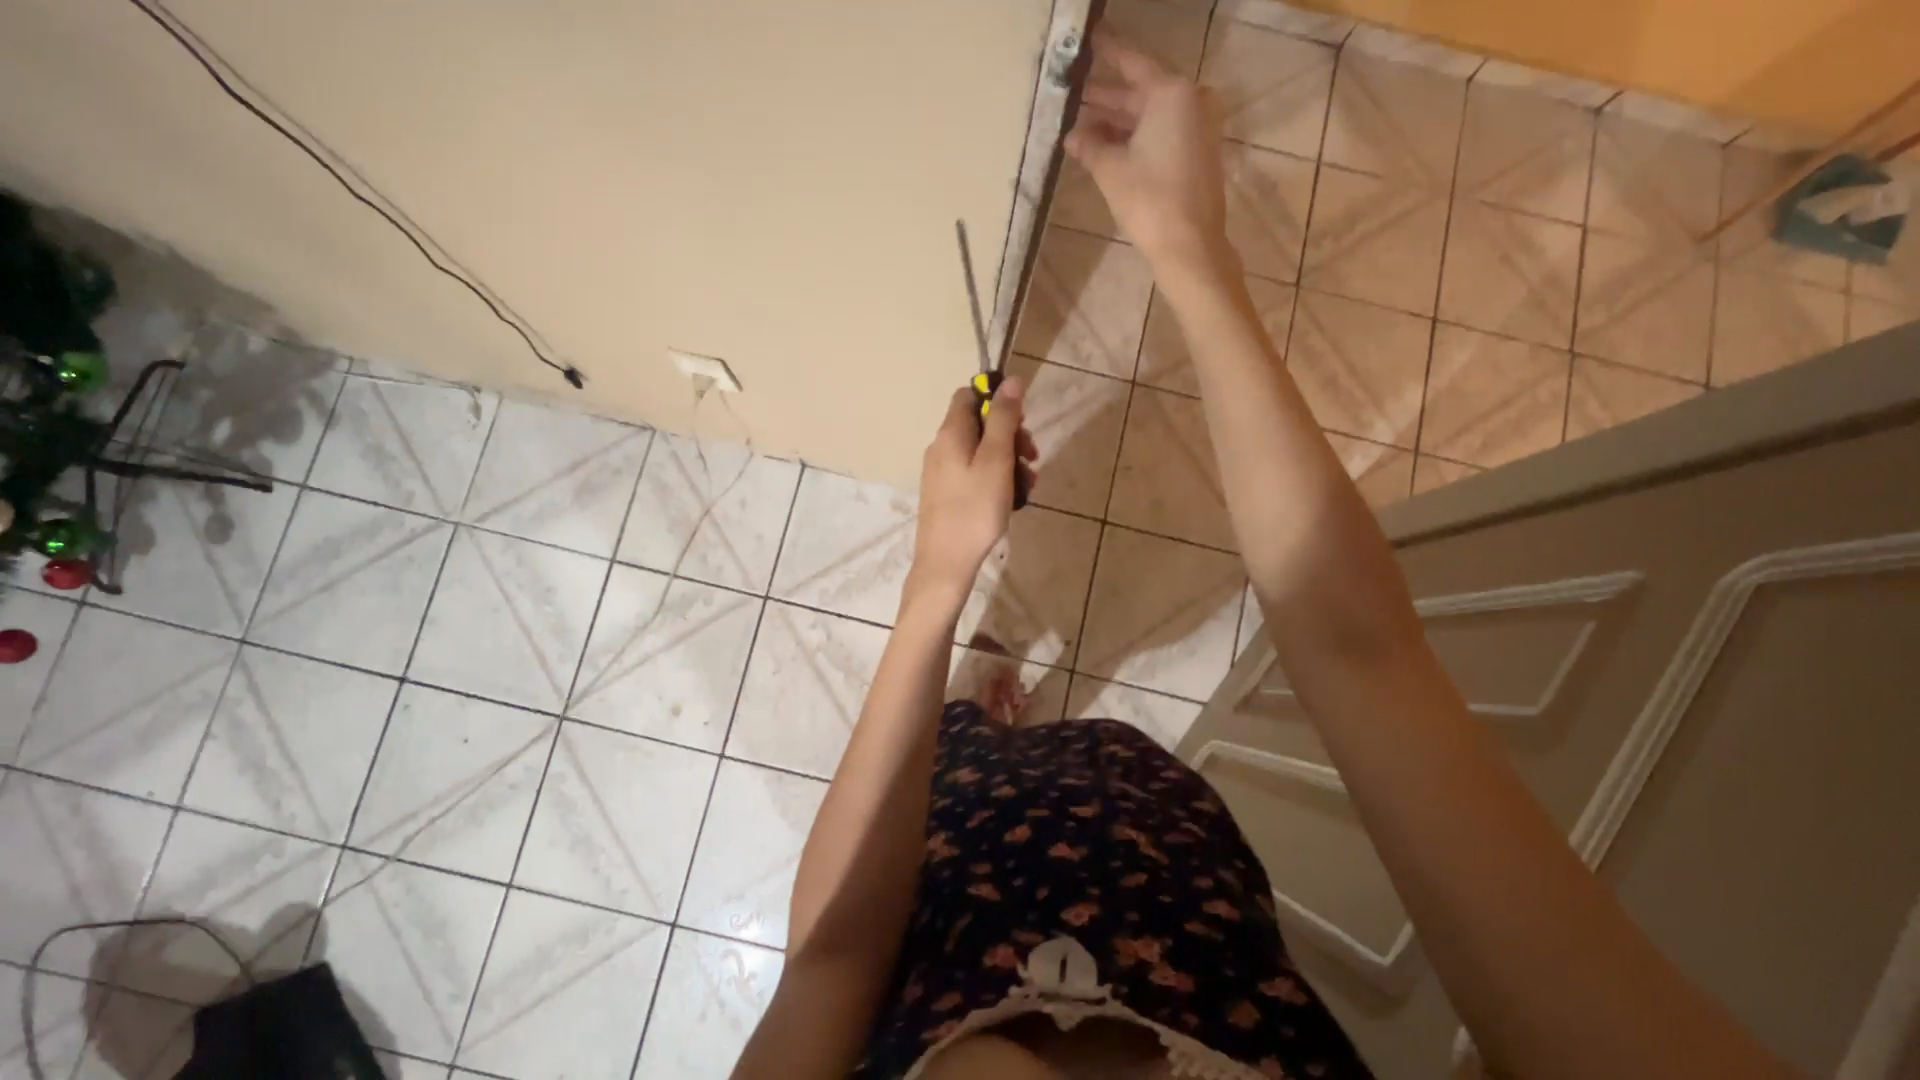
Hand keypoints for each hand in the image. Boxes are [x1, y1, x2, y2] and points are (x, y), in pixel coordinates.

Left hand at [907, 377, 1037, 608]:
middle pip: (979, 425)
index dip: (997, 401)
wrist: (947, 562)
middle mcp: (941, 447)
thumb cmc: (975, 510)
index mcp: (950, 434)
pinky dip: (997, 480)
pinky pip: (975, 475)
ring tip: (1028, 485)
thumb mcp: (996, 460)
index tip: (1021, 422)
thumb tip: (1010, 380)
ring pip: (981, 453)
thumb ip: (1003, 419)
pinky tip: (1013, 500)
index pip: (969, 395)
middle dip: (1011, 437)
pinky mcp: (946, 495)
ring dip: (1009, 462)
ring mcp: (942, 473)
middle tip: (1032, 459)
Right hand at [1065, 32, 1233, 275]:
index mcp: (1170, 92)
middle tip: (1071, 88)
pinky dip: (1132, 136)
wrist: (1189, 246)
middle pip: (1139, 89)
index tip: (1085, 40)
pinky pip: (1158, 133)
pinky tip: (1102, 144)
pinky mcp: (1194, 153)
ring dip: (1114, 119)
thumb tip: (1072, 135)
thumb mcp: (1110, 168)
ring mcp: (1195, 128)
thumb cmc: (1149, 199)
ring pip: (1147, 114)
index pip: (1131, 61)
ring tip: (1077, 121)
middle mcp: (1188, 101)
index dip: (1105, 51)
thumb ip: (1089, 144)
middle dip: (1104, 94)